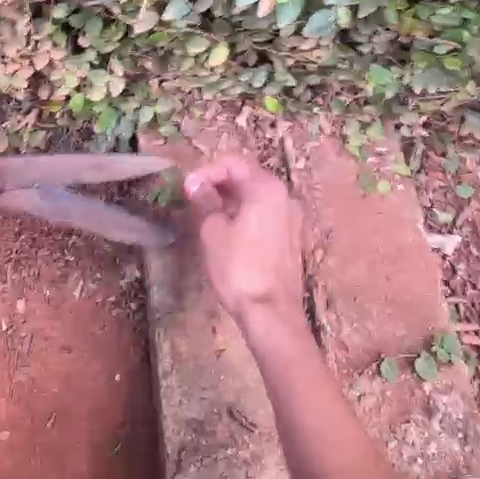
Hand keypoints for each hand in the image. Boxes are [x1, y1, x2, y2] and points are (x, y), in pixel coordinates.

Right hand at [184, 156, 305, 332]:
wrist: (272, 315)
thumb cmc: (239, 268)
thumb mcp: (213, 231)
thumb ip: (205, 201)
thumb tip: (196, 184)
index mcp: (267, 188)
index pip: (234, 163)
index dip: (207, 172)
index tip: (187, 188)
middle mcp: (285, 197)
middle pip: (248, 176)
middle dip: (219, 183)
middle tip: (195, 198)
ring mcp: (292, 218)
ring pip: (258, 196)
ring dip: (232, 199)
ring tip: (207, 214)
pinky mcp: (292, 239)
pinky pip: (266, 214)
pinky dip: (246, 214)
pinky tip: (229, 231)